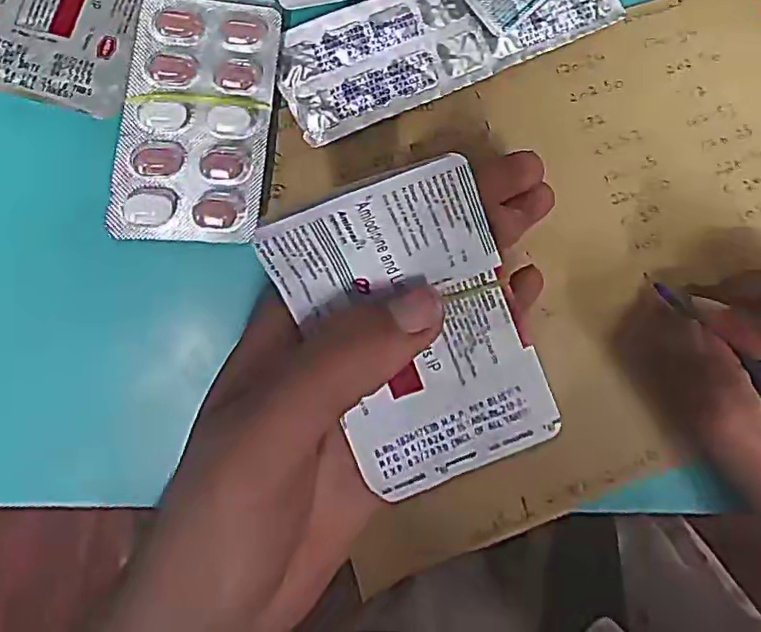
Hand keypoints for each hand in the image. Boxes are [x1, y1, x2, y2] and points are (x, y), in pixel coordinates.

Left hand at [91, 151, 555, 631]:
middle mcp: (339, 333)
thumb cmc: (225, 502)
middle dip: (469, 221)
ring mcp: (372, 380)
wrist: (222, 609)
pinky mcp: (397, 428)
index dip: (419, 201)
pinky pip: (450, 377)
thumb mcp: (274, 421)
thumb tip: (430, 298)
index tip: (475, 172)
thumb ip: (343, 359)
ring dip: (485, 272)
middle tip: (531, 184)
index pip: (363, 238)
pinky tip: (523, 314)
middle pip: (411, 266)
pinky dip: (488, 343)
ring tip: (537, 230)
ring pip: (438, 315)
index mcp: (298, 314)